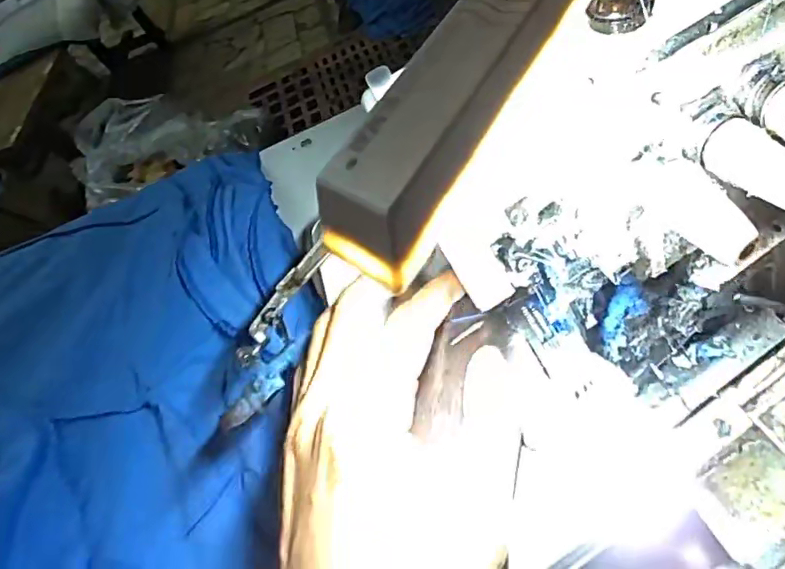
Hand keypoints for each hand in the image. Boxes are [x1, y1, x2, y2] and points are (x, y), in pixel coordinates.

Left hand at [282, 273, 520, 568]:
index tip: (456, 279)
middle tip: (433, 288)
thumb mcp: (473, 506)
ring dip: (365, 309)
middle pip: (349, 311)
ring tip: (406, 310)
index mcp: (359, 419)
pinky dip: (343, 341)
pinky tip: (370, 354)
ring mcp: (298, 428)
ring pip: (326, 333)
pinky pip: (314, 365)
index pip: (397, 323)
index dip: (432, 291)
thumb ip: (488, 420)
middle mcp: (317, 412)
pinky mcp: (293, 446)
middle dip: (394, 287)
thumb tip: (491, 363)